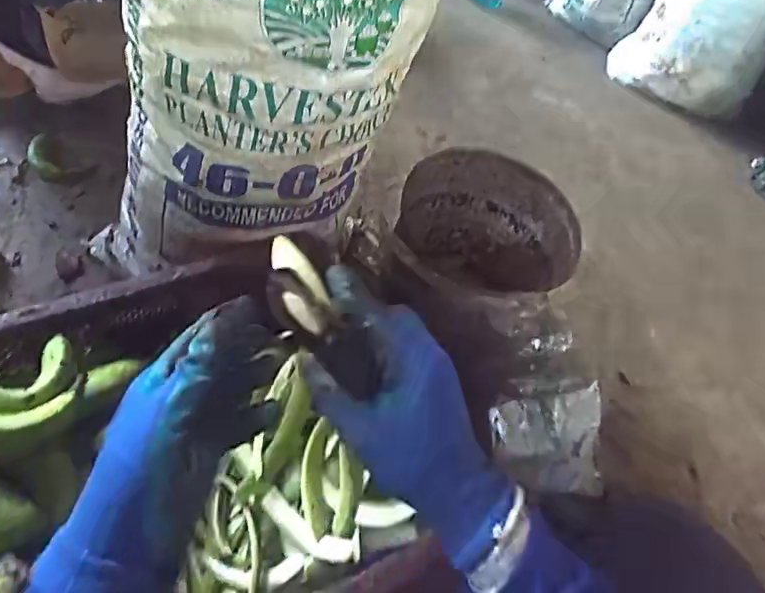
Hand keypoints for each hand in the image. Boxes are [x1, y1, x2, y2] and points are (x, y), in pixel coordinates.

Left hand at [32, 297, 277, 591]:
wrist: (130, 535)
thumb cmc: (145, 461)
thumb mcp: (170, 407)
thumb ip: (199, 365)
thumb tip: (226, 317)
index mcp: (164, 374)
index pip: (199, 334)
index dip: (227, 318)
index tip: (259, 303)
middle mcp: (180, 390)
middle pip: (218, 358)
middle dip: (247, 344)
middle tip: (280, 334)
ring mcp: (194, 420)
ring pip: (230, 389)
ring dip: (254, 375)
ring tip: (283, 364)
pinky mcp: (208, 449)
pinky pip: (235, 423)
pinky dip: (254, 415)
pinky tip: (274, 410)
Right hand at [302, 267, 516, 571]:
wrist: (461, 490)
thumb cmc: (408, 459)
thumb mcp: (360, 431)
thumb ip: (330, 394)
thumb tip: (304, 360)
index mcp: (411, 358)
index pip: (378, 314)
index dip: (353, 294)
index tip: (331, 274)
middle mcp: (428, 350)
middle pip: (396, 314)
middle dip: (367, 309)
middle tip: (337, 312)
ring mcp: (438, 362)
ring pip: (406, 327)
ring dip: (379, 324)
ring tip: (349, 331)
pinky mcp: (440, 374)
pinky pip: (412, 342)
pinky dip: (390, 339)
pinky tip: (371, 356)